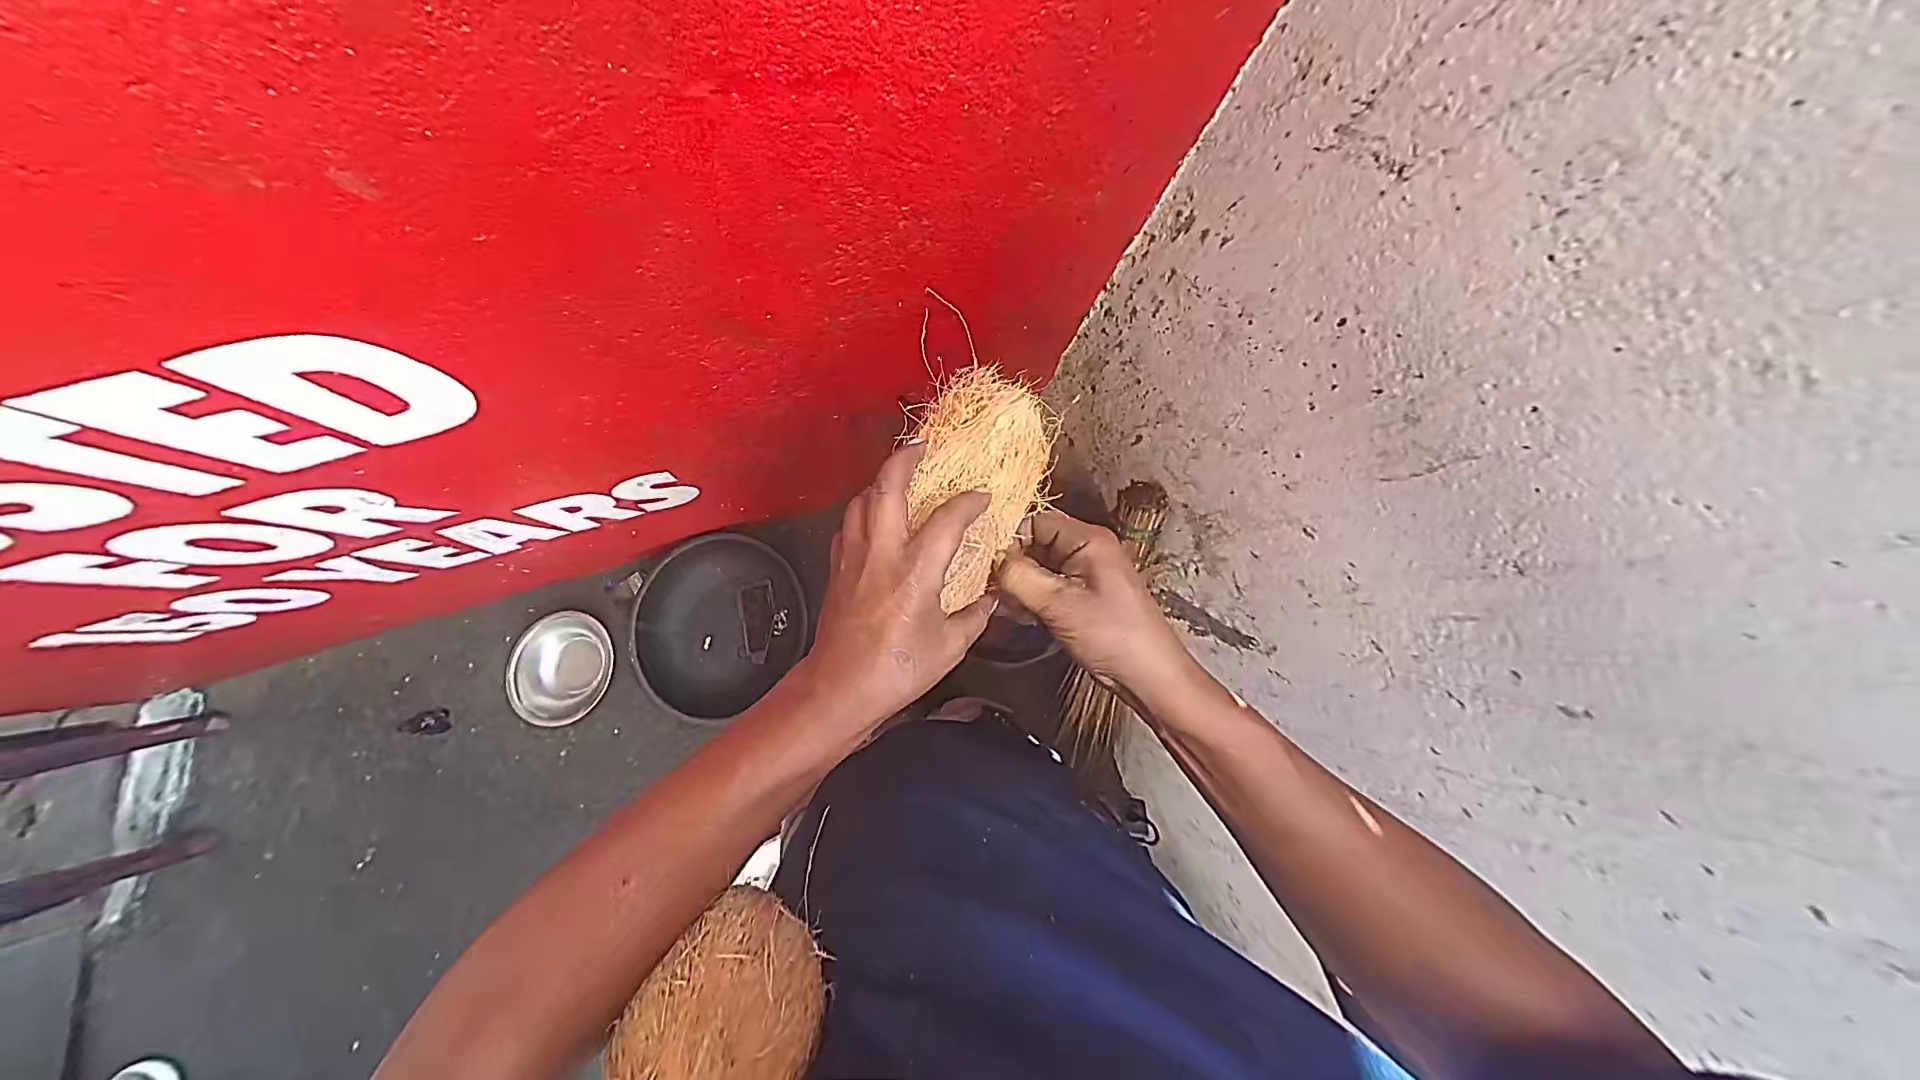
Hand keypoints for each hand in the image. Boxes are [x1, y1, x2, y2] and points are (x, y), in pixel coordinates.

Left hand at [798, 443, 997, 729]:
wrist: (840, 687)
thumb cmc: (896, 670)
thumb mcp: (950, 646)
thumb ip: (974, 615)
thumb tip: (990, 598)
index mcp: (916, 570)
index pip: (948, 518)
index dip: (969, 502)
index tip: (981, 498)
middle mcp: (882, 553)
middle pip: (887, 487)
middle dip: (904, 457)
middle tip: (921, 446)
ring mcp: (853, 558)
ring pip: (861, 500)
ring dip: (880, 482)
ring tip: (897, 477)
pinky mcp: (836, 569)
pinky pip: (848, 525)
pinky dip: (862, 512)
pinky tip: (873, 520)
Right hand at [996, 510, 1194, 696]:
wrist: (1148, 676)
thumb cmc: (1114, 636)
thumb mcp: (1059, 605)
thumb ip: (1020, 577)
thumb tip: (991, 560)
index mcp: (1088, 540)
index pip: (1036, 520)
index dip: (1009, 537)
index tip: (985, 559)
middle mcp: (1086, 550)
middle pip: (1034, 543)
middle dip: (1011, 564)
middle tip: (991, 587)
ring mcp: (1083, 574)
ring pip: (1038, 567)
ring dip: (1018, 584)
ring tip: (1006, 605)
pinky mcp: (1080, 596)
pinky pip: (1047, 586)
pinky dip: (1031, 598)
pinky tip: (1021, 615)